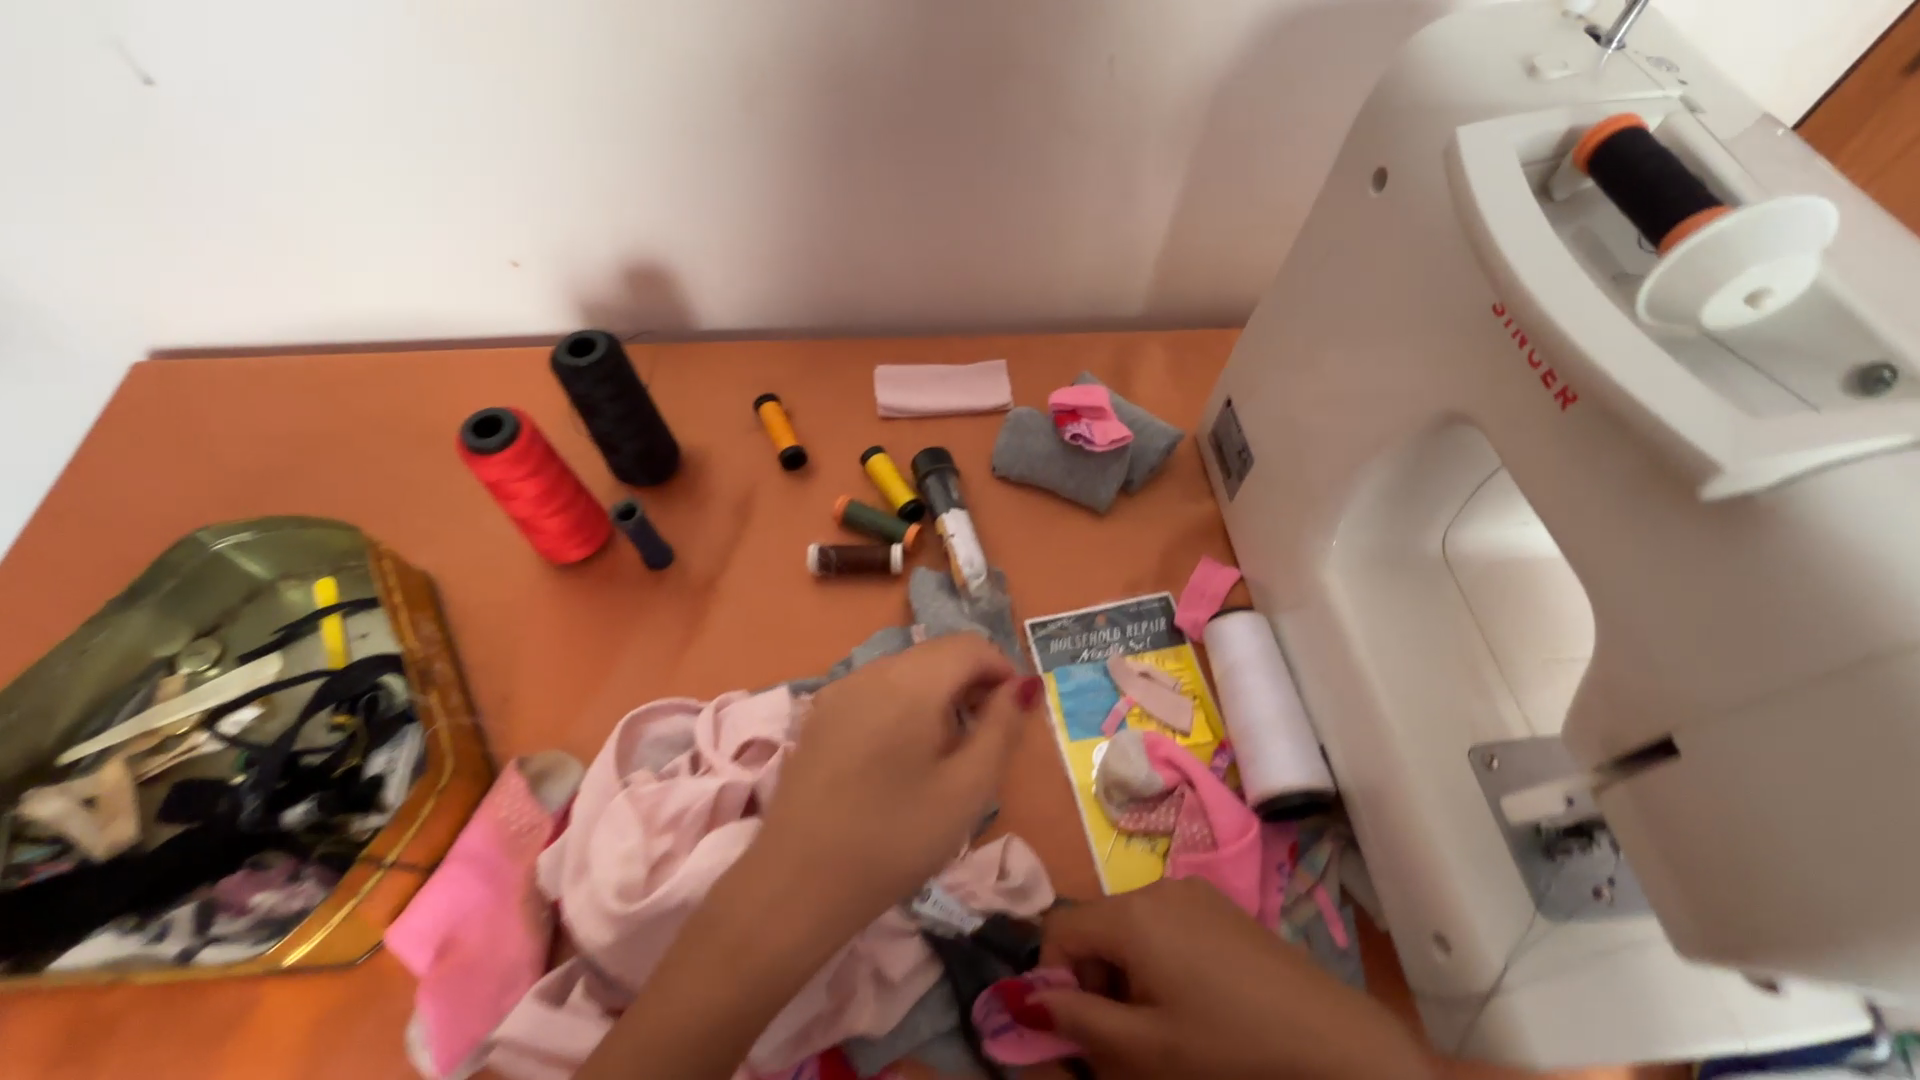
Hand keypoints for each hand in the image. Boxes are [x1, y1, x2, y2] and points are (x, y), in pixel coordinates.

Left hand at [756, 634, 1043, 930]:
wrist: (797, 884)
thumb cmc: (894, 839)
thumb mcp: (967, 790)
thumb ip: (1001, 728)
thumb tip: (1022, 686)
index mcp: (909, 682)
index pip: (970, 646)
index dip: (1003, 671)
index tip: (1014, 718)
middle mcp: (870, 671)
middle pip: (936, 654)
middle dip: (972, 683)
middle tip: (986, 740)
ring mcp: (838, 691)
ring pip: (905, 671)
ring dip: (938, 695)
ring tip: (947, 754)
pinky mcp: (819, 717)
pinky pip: (876, 691)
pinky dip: (904, 706)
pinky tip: (903, 759)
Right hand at [1029, 879, 1435, 1079]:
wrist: (1333, 1041)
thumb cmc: (1229, 1047)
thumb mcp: (1143, 1048)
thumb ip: (1074, 1020)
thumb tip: (1018, 998)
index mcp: (1130, 914)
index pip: (1058, 928)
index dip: (1054, 978)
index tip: (1081, 1026)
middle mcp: (1155, 887)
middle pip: (1095, 927)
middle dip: (1093, 978)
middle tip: (1128, 1033)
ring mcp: (1193, 892)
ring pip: (1129, 927)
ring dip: (1126, 971)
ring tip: (1165, 1020)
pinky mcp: (1220, 905)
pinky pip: (1164, 923)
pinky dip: (1158, 958)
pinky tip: (1195, 999)